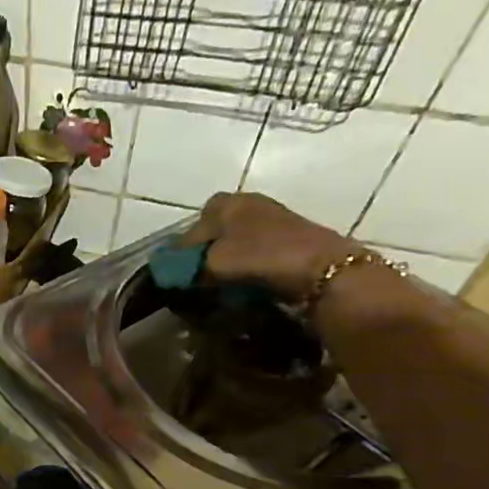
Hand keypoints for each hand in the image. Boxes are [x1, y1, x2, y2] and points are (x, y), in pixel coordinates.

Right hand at [182, 192, 360, 300]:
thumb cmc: (260, 257)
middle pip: (213, 231)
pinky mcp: (287, 238)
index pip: (190, 228)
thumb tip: (167, 273)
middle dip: (203, 254)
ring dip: (223, 261)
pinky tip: (241, 282)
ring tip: (217, 285)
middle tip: (196, 280)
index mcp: (227, 203)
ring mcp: (271, 219)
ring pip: (233, 241)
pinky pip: (252, 250)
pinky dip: (243, 265)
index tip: (175, 276)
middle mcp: (248, 204)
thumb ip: (186, 267)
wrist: (322, 269)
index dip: (180, 253)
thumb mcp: (212, 263)